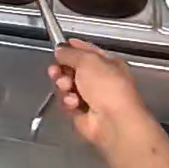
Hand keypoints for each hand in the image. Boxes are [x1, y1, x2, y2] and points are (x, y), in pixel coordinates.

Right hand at [48, 40, 156, 154]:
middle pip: (73, 69)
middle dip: (61, 69)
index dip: (73, 48)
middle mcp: (100, 79)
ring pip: (67, 86)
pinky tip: (74, 103)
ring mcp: (91, 96)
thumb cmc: (107, 86)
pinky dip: (68, 101)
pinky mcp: (81, 111)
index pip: (87, 51)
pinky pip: (67, 102)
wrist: (113, 121)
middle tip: (55, 71)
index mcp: (108, 63)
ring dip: (63, 85)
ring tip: (67, 87)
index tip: (59, 46)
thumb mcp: (88, 60)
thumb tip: (60, 50)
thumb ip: (70, 53)